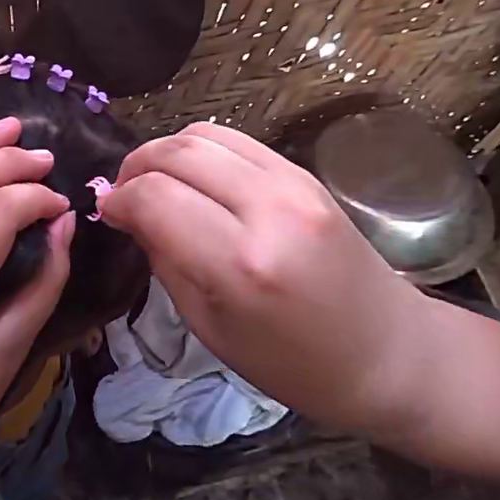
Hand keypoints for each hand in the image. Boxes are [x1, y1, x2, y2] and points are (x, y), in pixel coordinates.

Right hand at [97, 122, 426, 435]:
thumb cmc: (297, 366)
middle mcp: (268, 208)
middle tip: (122, 194)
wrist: (390, 353)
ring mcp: (293, 182)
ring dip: (165, 152)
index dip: (120, 201)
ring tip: (153, 181)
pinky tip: (193, 176)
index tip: (109, 215)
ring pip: (203, 134)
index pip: (154, 198)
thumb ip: (166, 262)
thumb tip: (131, 215)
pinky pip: (236, 140)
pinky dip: (201, 150)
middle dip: (135, 167)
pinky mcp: (305, 173)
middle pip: (175, 153)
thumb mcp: (212, 329)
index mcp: (241, 263)